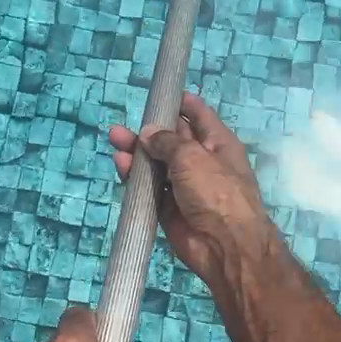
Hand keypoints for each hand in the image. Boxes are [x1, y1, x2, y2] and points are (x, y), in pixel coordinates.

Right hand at [108, 92, 279, 290]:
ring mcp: (186, 186)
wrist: (225, 246)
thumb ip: (166, 141)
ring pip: (158, 164)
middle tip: (124, 126)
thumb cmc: (216, 192)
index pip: (199, 115)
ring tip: (115, 141)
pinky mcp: (170, 208)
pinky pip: (151, 188)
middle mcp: (202, 162)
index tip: (158, 95)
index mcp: (218, 143)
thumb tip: (147, 133)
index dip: (180, 103)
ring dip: (138, 153)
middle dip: (150, 130)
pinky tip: (122, 166)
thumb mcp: (191, 157)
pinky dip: (136, 178)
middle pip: (173, 140)